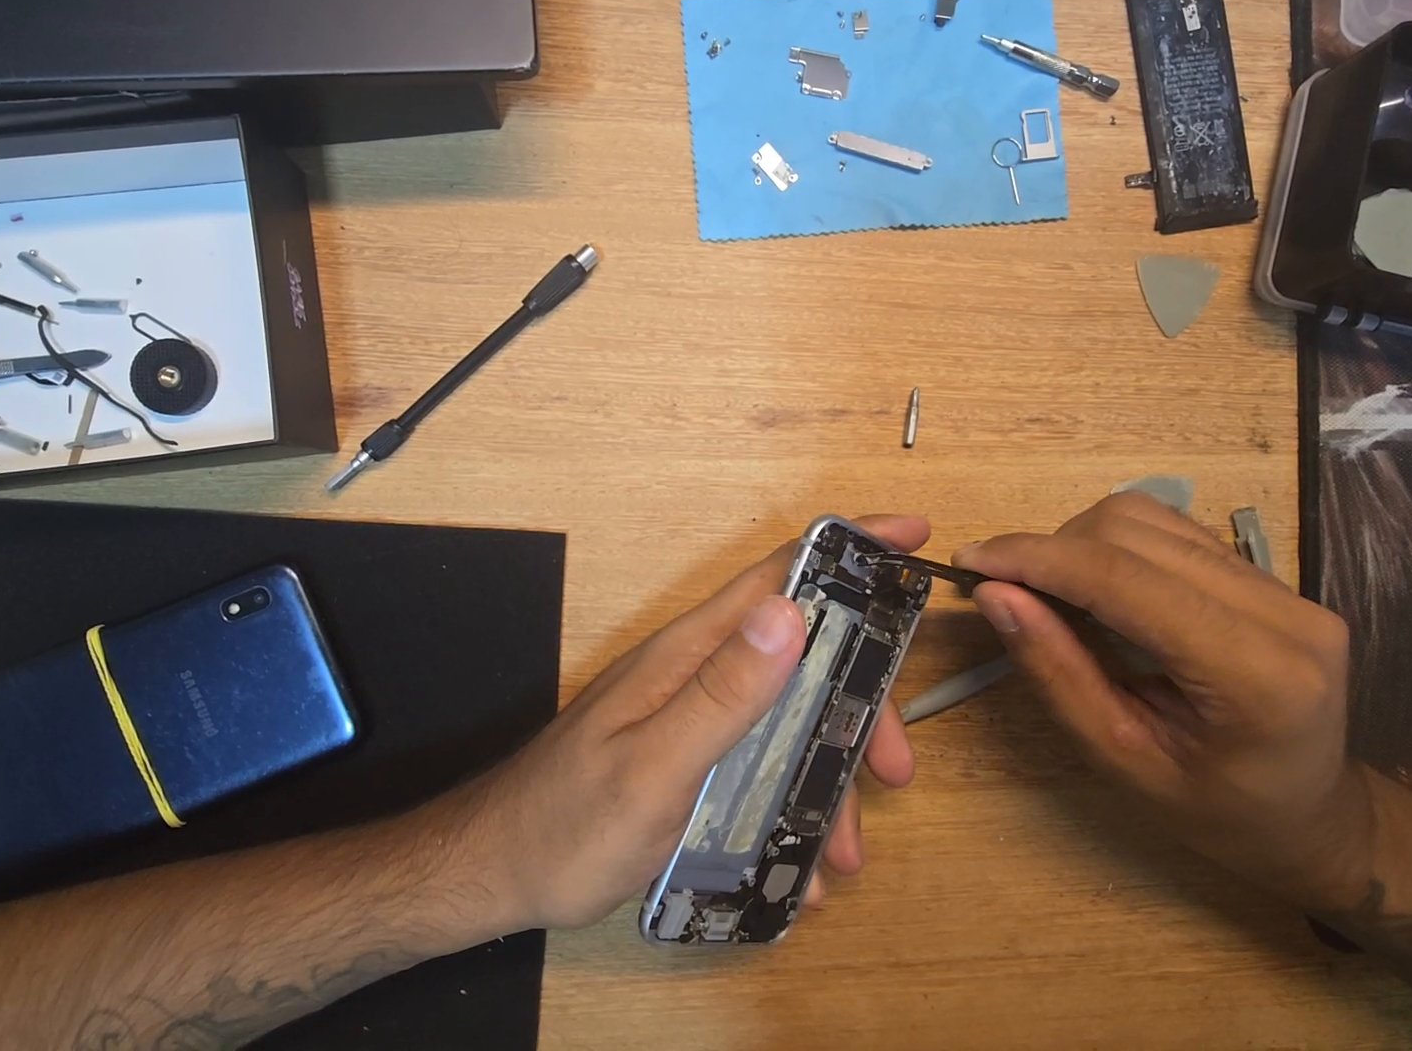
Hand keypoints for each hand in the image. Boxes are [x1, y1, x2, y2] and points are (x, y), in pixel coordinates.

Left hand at [466, 516, 926, 930]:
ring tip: (843, 853)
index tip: (913, 538)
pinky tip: (795, 866)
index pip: (778, 577)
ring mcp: (695, 715)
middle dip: (857, 705)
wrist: (498, 874)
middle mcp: (699, 672)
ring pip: (787, 721)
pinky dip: (789, 808)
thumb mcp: (655, 765)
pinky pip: (759, 766)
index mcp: (691, 654)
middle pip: (802, 657)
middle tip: (892, 768)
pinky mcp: (691, 758)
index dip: (849, 552)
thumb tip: (790, 610)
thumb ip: (723, 692)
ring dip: (827, 777)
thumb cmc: (568, 824)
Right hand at [952, 494, 1374, 909]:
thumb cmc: (1209, 811)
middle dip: (1049, 551)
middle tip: (1004, 590)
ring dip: (1075, 543)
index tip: (969, 562)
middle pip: (1131, 532)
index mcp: (1253, 674)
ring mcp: (1284, 587)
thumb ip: (1056, 671)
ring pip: (1147, 517)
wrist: (1307, 818)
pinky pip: (1168, 530)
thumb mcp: (1118, 758)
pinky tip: (1092, 587)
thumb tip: (993, 593)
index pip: (1123, 579)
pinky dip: (1109, 546)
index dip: (1036, 559)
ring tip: (1049, 592)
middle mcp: (1282, 612)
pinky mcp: (1270, 577)